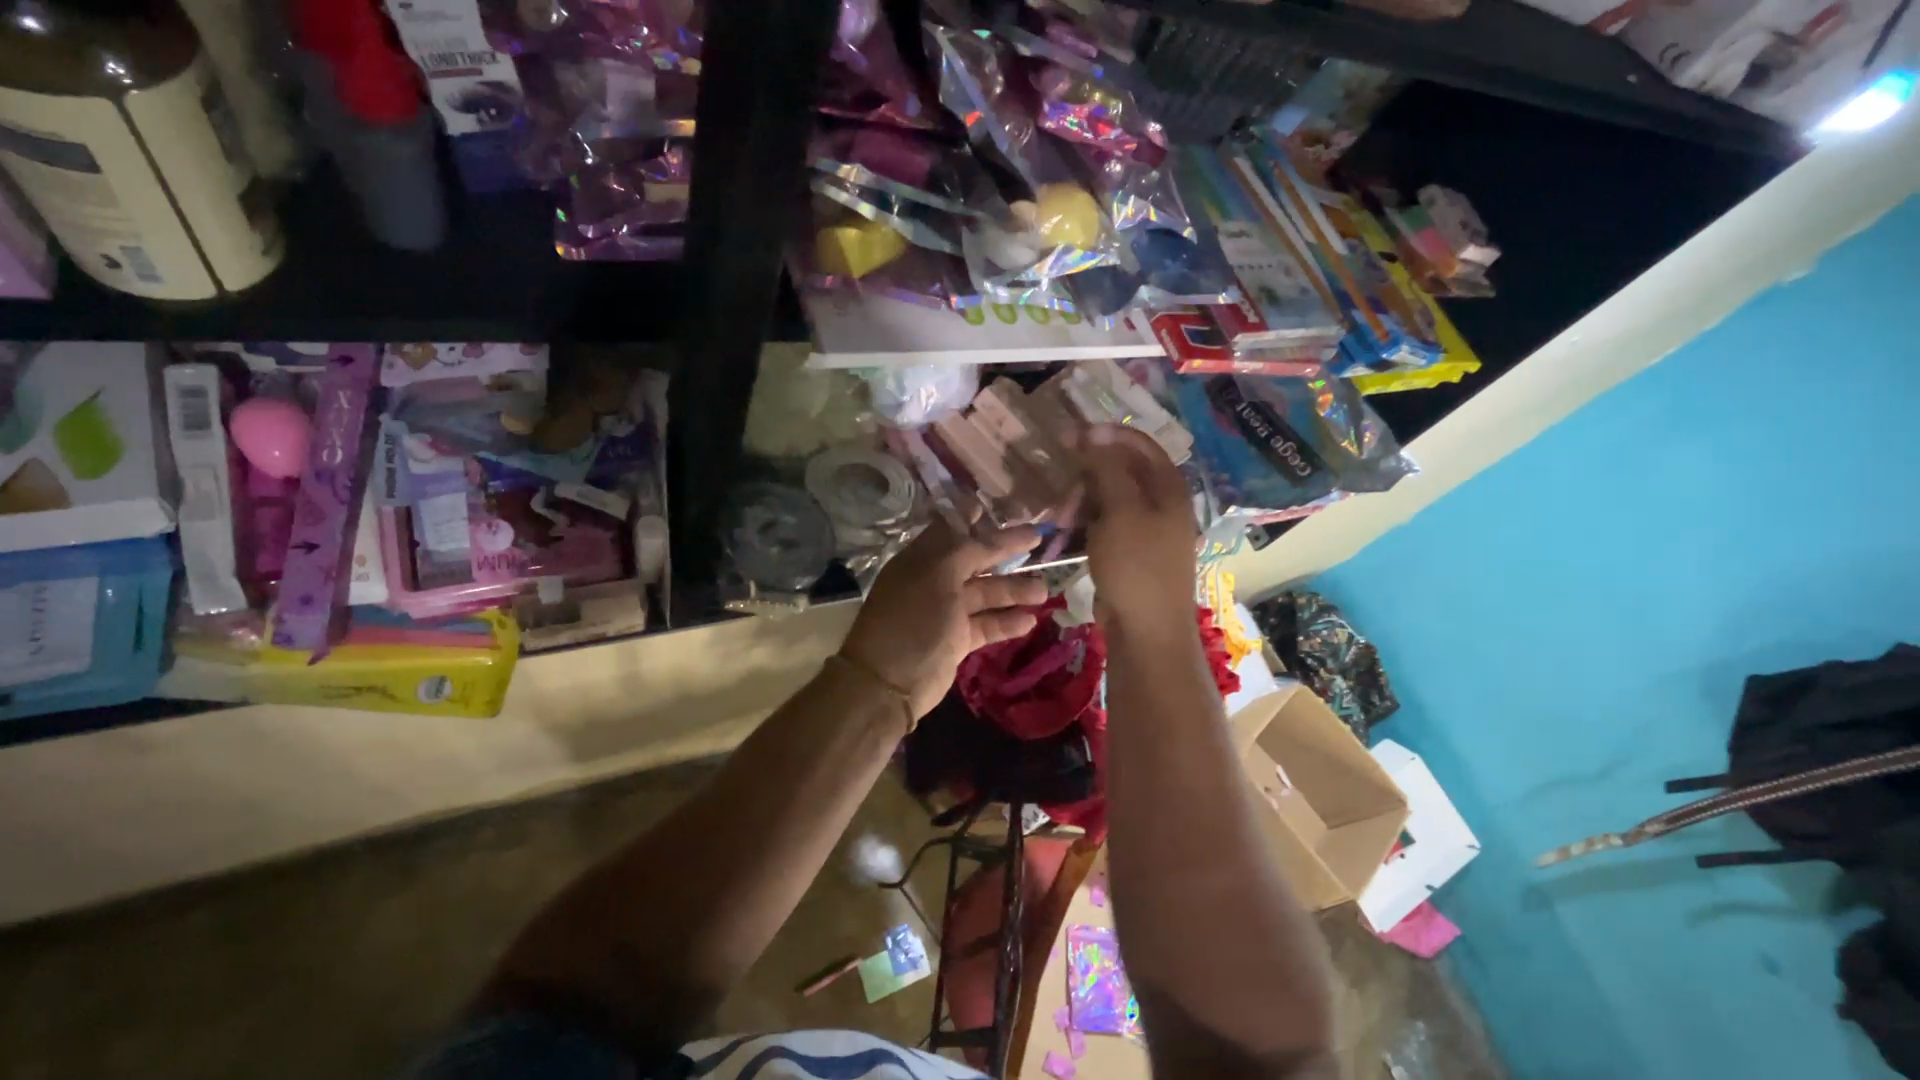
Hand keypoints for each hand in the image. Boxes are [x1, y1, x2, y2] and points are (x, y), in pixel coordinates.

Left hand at [839, 520, 1047, 718]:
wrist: (890, 682)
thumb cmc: (913, 620)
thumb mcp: (938, 575)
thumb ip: (965, 549)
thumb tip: (983, 524)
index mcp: (921, 560)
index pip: (951, 531)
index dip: (974, 519)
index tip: (1000, 507)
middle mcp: (933, 581)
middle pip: (974, 560)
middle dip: (1004, 551)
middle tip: (1038, 538)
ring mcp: (945, 613)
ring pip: (984, 594)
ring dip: (1013, 590)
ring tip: (1044, 590)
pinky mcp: (956, 641)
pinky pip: (986, 625)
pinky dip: (1007, 621)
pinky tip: (1031, 620)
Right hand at [1081, 424, 1198, 631]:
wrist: (1147, 630)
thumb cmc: (1136, 565)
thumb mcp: (1120, 510)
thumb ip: (1107, 468)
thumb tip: (1093, 432)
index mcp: (1169, 487)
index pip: (1138, 443)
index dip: (1104, 436)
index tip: (1067, 438)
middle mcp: (1163, 503)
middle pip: (1122, 470)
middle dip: (1088, 475)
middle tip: (1062, 494)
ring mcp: (1148, 529)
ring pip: (1110, 498)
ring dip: (1083, 501)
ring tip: (1060, 519)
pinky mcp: (1132, 552)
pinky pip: (1107, 524)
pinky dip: (1087, 522)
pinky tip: (1067, 533)